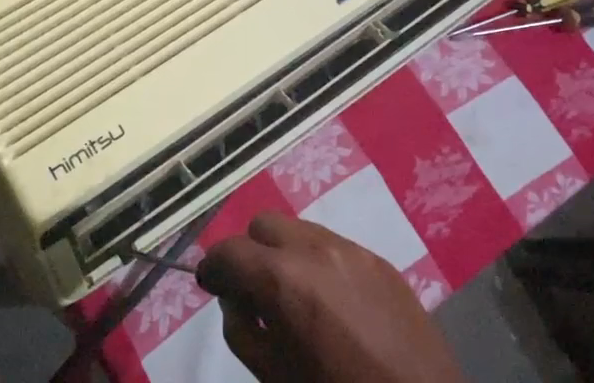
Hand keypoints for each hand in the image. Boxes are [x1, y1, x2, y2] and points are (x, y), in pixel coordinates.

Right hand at [196, 212, 463, 382]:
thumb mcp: (271, 374)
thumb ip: (240, 328)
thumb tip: (235, 298)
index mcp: (282, 279)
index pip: (227, 251)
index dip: (213, 267)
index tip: (212, 285)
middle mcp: (315, 250)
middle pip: (263, 225)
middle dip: (251, 251)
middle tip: (255, 288)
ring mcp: (353, 251)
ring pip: (299, 229)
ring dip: (286, 252)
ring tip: (296, 292)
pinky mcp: (381, 262)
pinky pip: (335, 246)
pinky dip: (320, 262)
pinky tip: (332, 300)